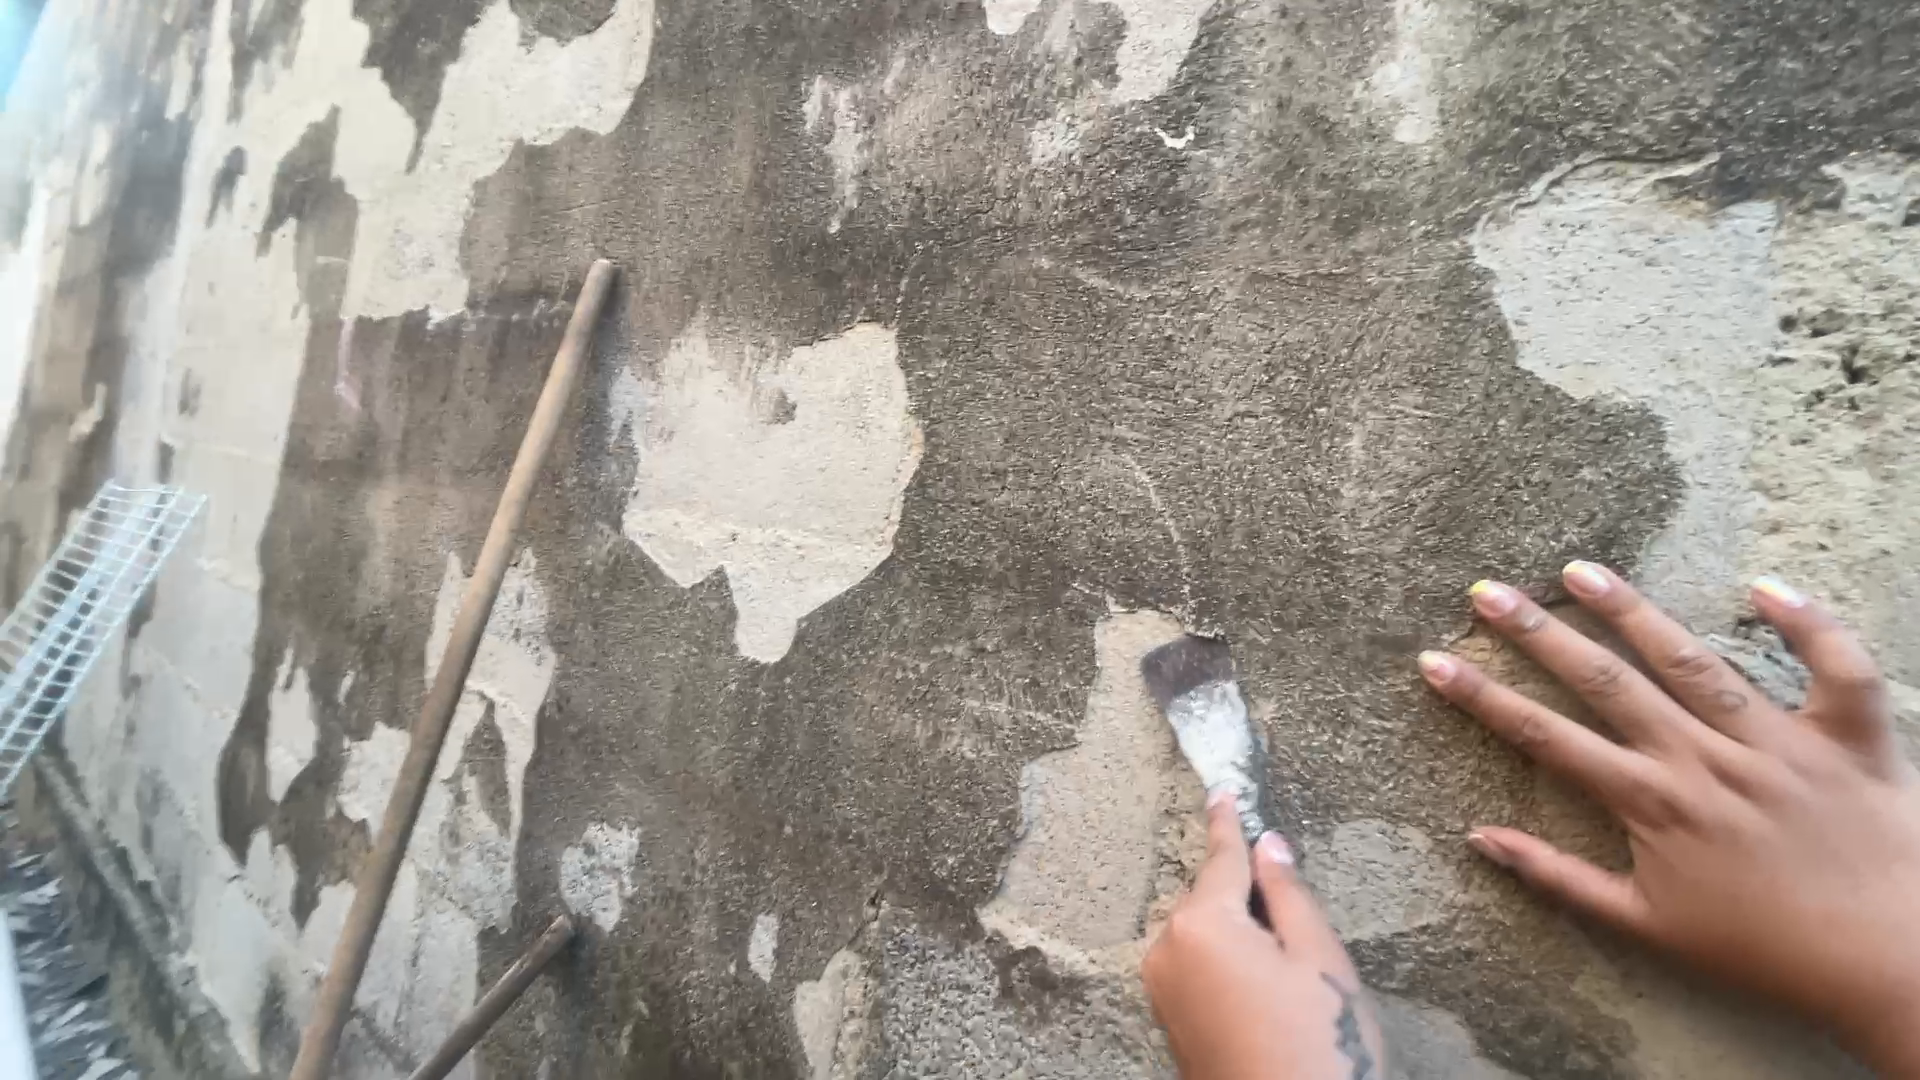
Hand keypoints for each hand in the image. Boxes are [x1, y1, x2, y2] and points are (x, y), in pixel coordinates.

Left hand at [1142, 793, 1385, 1079]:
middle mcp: (1168, 945)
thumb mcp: (1319, 963)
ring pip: (1202, 930)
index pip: (1221, 857)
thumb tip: (1269, 844)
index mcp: (1203, 923)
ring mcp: (1161, 982)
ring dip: (1234, 933)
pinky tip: (1258, 997)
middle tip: (1293, 943)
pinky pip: (1192, 961)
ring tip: (1282, 985)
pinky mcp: (1165, 1013)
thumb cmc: (1319, 1051)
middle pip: (1211, 896)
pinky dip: (1220, 960)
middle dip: (1245, 899)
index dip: (1226, 822)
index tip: (1222, 791)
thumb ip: (1290, 893)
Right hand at [1419, 565, 1919, 1076]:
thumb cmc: (1767, 952)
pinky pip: (1840, 676)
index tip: (1435, 661)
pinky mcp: (1854, 746)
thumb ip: (1556, 876)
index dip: (1480, 696)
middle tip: (1488, 592)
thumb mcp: (1645, 927)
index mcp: (1651, 802)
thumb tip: (1477, 838)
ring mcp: (1780, 747)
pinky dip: (1810, 628)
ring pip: (1694, 663)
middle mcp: (1704, 761)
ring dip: (1633, 612)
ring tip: (1581, 569)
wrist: (1911, 978)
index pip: (1541, 734)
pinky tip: (1764, 586)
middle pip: (1605, 682)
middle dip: (1538, 633)